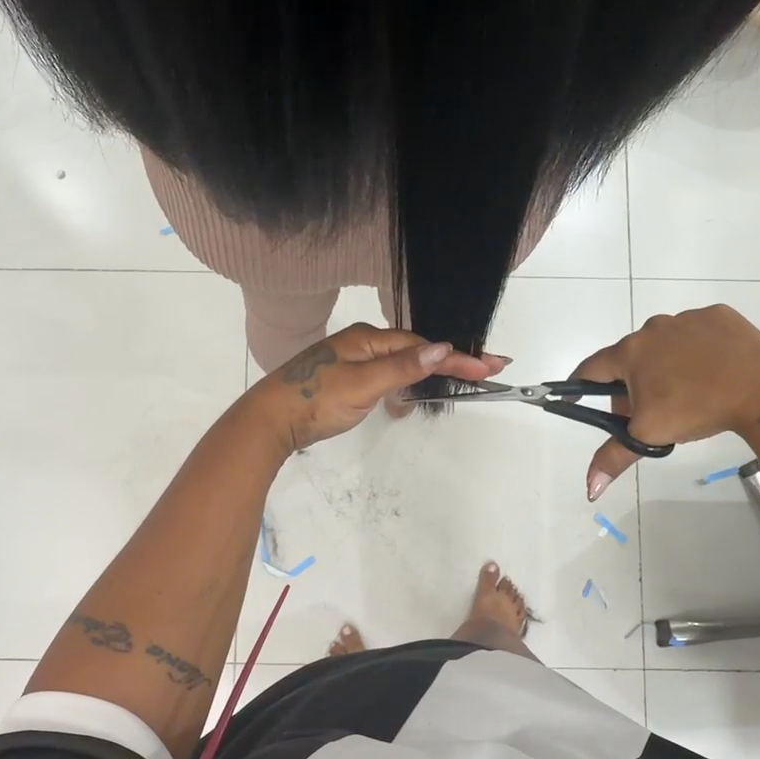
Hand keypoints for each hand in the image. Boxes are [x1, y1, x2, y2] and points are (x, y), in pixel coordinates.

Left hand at [242, 324, 502, 452]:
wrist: (270, 419)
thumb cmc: (316, 399)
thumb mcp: (363, 383)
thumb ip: (403, 368)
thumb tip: (441, 348)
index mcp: (368, 339)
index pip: (422, 346)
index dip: (456, 357)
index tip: (489, 366)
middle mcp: (362, 344)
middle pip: (416, 350)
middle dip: (452, 360)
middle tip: (488, 368)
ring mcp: (353, 362)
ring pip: (402, 364)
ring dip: (432, 371)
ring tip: (464, 377)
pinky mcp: (346, 381)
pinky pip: (387, 376)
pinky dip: (408, 382)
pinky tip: (414, 391)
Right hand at [569, 306, 759, 499]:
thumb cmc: (695, 408)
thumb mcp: (649, 435)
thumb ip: (614, 457)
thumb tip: (590, 489)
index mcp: (630, 352)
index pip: (591, 368)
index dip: (580, 385)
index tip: (578, 398)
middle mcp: (653, 328)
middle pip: (629, 359)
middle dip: (631, 384)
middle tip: (647, 412)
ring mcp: (687, 318)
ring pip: (664, 346)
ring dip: (664, 366)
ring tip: (686, 394)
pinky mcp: (718, 316)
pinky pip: (697, 335)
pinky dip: (697, 352)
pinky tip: (712, 372)